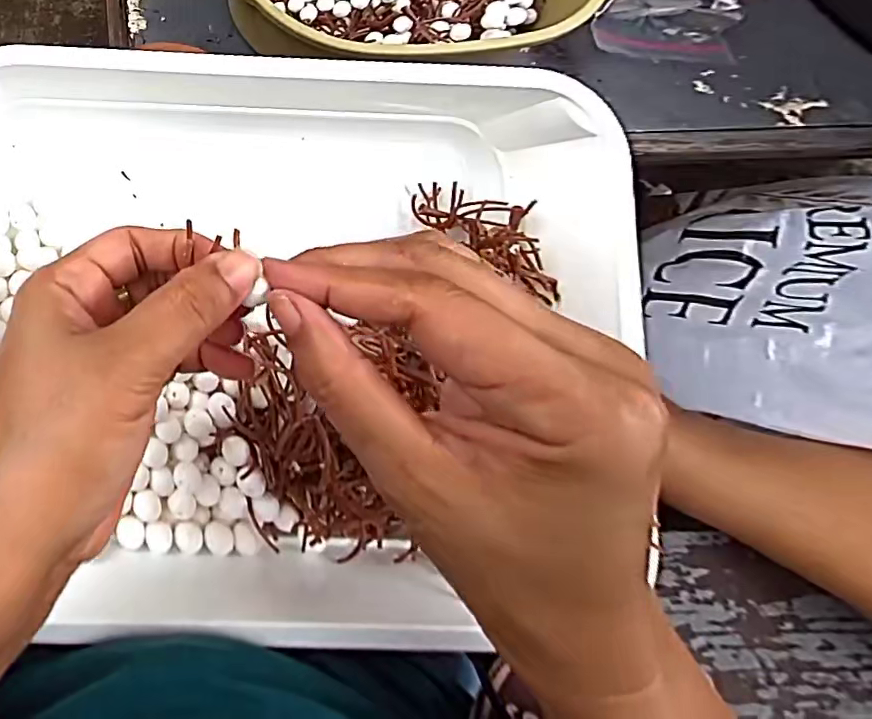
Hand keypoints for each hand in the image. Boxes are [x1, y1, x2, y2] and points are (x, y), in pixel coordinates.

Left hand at [0, 228, 260, 575]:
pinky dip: (197, 356)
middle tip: (249, 303)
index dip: (185, 248)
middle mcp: (75, 317)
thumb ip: (185, 307)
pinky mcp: (111, 392)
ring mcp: (94, 356)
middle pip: (149, 279)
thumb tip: (232, 266)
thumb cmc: (45, 448)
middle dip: (201, 288)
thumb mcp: (126, 362)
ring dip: (206, 324)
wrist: (24, 532)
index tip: (234, 264)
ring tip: (248, 339)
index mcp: (61, 291)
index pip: (132, 244)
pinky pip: (162, 356)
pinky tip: (230, 366)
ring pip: (160, 319)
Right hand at [262, 233, 694, 716]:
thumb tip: (291, 311)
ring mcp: (580, 344)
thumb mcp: (408, 478)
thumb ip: (342, 384)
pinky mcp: (554, 342)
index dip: (344, 282)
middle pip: (445, 272)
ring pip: (452, 267)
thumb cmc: (506, 564)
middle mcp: (592, 358)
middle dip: (349, 267)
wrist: (572, 605)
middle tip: (283, 279)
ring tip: (310, 284)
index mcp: (578, 402)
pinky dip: (398, 286)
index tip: (279, 278)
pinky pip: (464, 288)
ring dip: (371, 269)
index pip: (436, 305)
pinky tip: (357, 297)